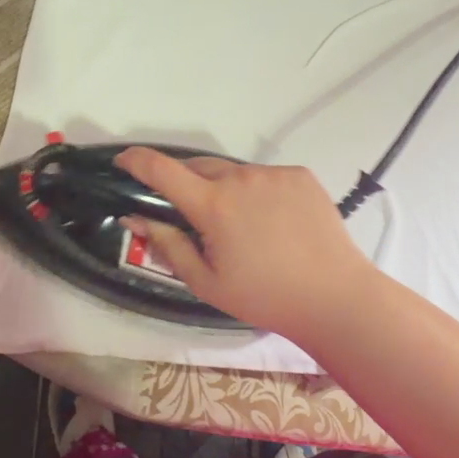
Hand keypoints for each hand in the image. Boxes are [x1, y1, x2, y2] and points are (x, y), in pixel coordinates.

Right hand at [115, 148, 378, 340]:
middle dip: (184, 182)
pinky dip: (257, 192)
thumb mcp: (205, 281)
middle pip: (197, 167)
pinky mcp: (299, 175)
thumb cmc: (264, 297)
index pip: (161, 169)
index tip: (123, 160)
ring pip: (232, 172)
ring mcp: (272, 174)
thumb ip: (167, 245)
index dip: (136, 160)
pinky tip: (272, 222)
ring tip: (239, 226)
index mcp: (212, 204)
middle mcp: (240, 178)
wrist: (335, 297)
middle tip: (189, 213)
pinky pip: (264, 176)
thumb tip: (134, 219)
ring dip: (223, 189)